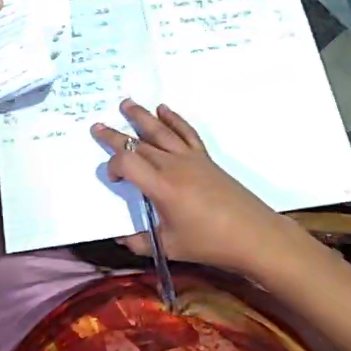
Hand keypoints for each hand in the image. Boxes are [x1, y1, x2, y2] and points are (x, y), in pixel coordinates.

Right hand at [91, 100, 299, 276]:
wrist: (252, 234)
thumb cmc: (209, 243)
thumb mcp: (169, 247)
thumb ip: (141, 242)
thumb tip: (122, 238)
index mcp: (161, 187)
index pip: (127, 163)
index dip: (113, 166)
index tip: (114, 179)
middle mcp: (174, 166)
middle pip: (140, 144)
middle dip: (116, 136)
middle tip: (97, 125)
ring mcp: (191, 159)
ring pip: (161, 131)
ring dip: (142, 117)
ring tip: (126, 104)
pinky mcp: (206, 159)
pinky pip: (186, 133)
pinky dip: (174, 119)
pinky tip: (163, 110)